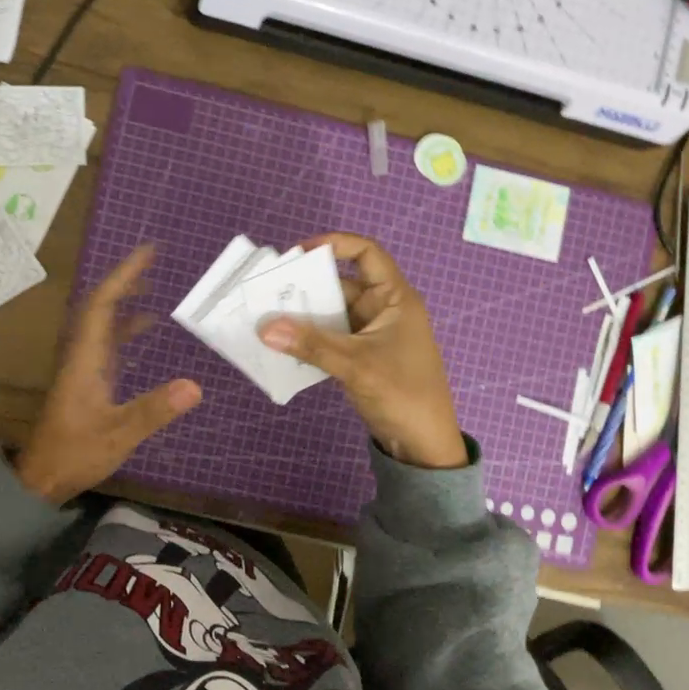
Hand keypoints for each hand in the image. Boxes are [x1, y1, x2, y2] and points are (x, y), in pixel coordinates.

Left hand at [17, 244, 202, 504]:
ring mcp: (83, 368)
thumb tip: (195, 386)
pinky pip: (107, 343)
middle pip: (101, 306)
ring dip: (125, 303)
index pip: (103, 304)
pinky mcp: (87, 382)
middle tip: (155, 263)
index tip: (147, 253)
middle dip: (126, 281)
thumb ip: (153, 410)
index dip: (124, 276)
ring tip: (155, 288)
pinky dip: (126, 329)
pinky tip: (145, 332)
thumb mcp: (118, 434)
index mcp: (86, 359)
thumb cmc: (75, 453)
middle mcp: (82, 355)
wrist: (42, 478)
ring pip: (103, 324)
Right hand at [258, 233, 469, 468]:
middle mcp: (383, 310)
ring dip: (303, 316)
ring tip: (266, 316)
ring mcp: (371, 334)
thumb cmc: (402, 394)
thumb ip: (310, 344)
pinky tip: (282, 345)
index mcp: (394, 299)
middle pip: (341, 285)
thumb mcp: (355, 365)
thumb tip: (265, 327)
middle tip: (268, 290)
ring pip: (332, 314)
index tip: (299, 253)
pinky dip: (308, 339)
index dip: (335, 244)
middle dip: (306, 287)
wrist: (424, 445)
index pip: (367, 254)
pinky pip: (330, 338)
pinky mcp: (361, 357)